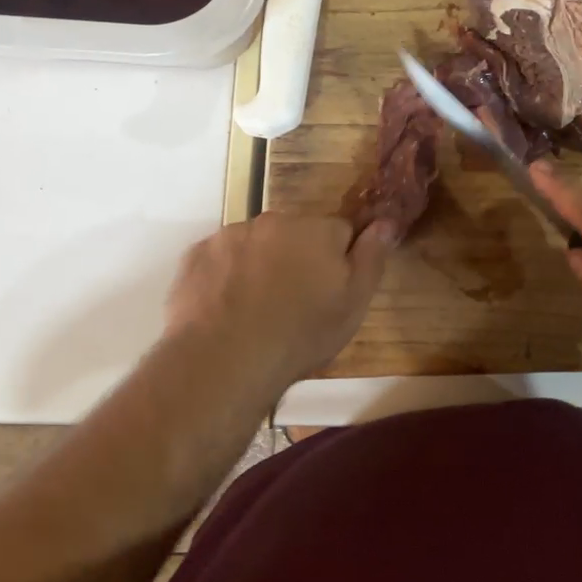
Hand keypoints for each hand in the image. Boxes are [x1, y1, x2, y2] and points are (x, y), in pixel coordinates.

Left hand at [164, 213, 395, 386]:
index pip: (339, 231)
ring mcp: (229, 236)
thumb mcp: (353, 304)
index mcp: (317, 230)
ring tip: (256, 311)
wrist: (224, 360)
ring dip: (260, 265)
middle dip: (297, 258)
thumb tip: (386, 222)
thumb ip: (372, 257)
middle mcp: (273, 221)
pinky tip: (226, 310)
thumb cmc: (300, 334)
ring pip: (255, 245)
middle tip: (294, 304)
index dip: (339, 259)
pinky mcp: (195, 255)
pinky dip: (225, 277)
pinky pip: (220, 260)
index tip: (331, 290)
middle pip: (294, 234)